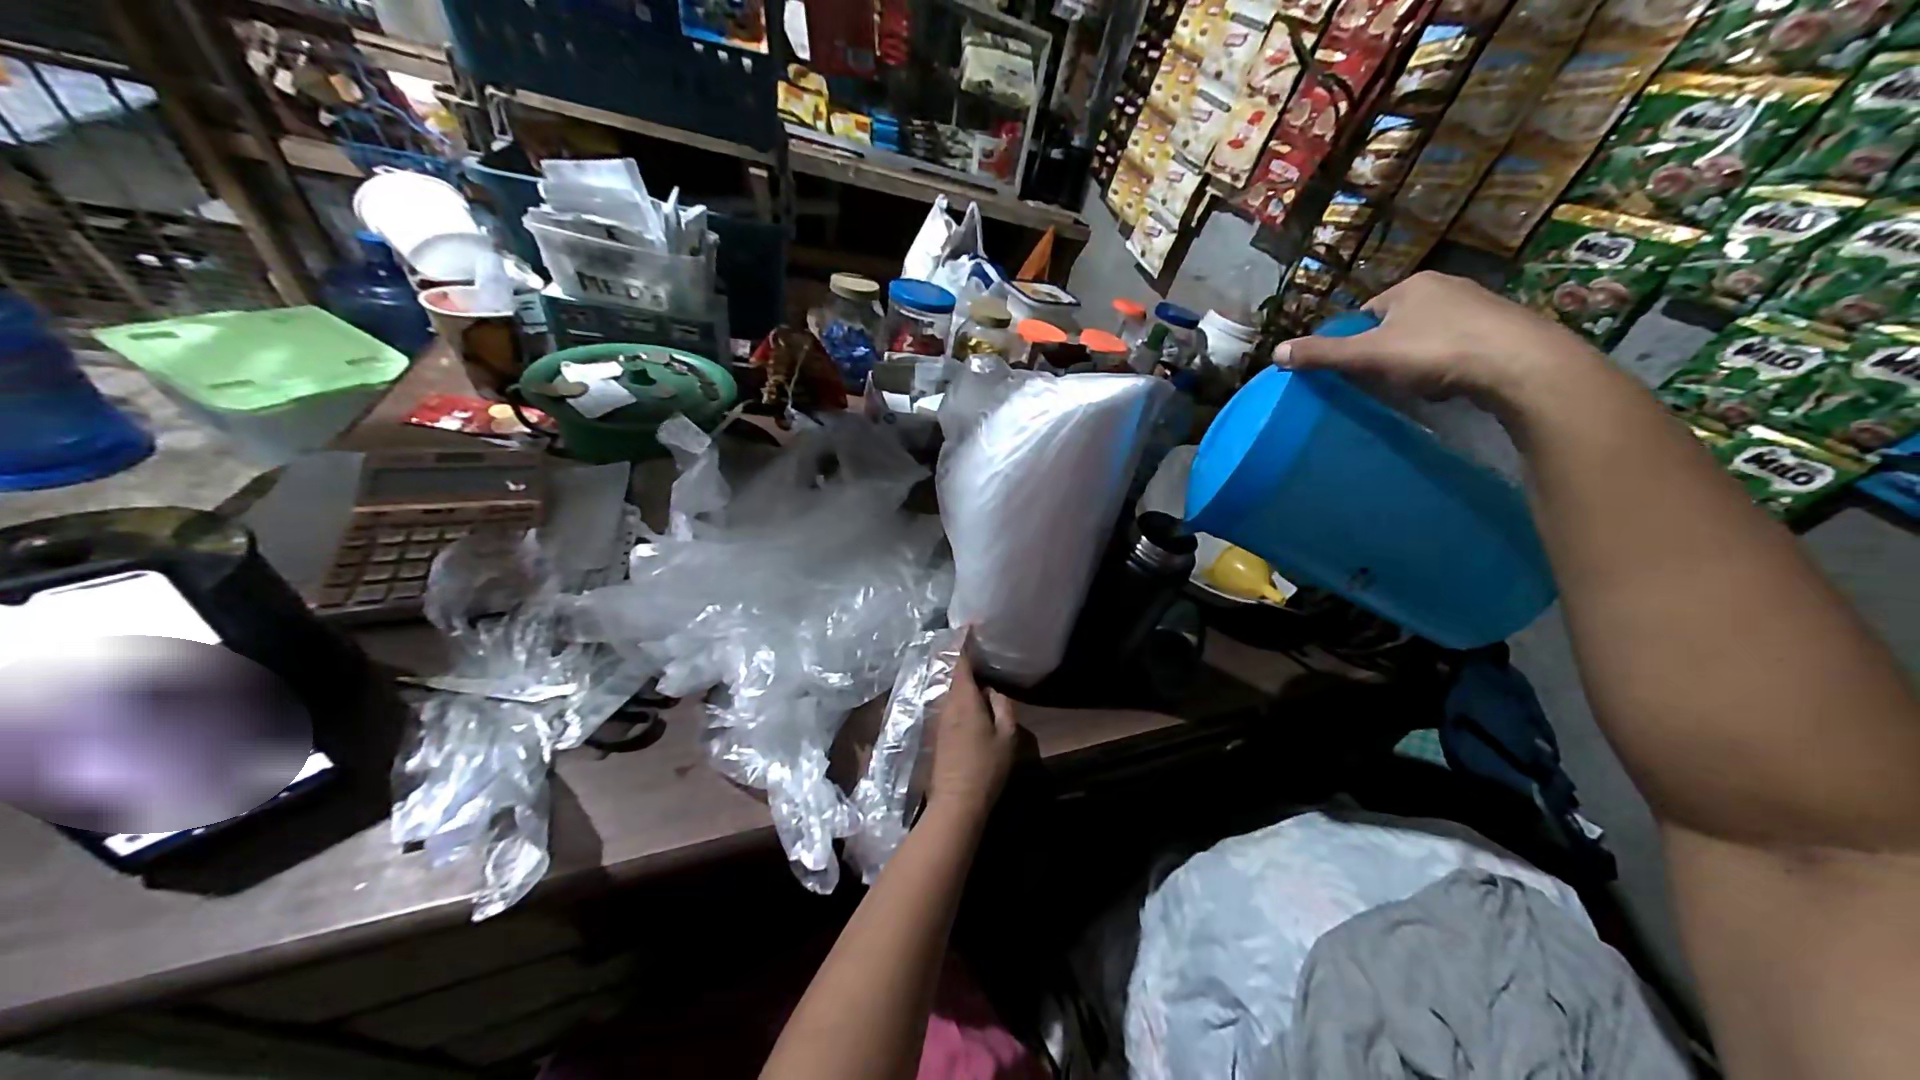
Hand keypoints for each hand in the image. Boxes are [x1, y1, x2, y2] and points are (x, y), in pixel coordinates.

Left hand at [926, 651, 1017, 821]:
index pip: (959, 661)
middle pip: (946, 669)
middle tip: (966, 639)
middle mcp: (944, 702)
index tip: (969, 626)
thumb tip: (992, 691)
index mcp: (963, 699)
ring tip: (965, 660)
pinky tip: (960, 691)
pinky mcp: (934, 730)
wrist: (956, 801)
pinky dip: (949, 687)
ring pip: (943, 684)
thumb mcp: (1006, 737)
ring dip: (952, 670)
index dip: (962, 641)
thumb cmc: (986, 767)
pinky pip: (942, 698)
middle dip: (954, 652)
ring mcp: (936, 717)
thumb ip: (1002, 707)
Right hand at [1273, 271, 1602, 407]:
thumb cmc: (1436, 352)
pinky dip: (1449, 363)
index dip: (1355, 341)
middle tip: (1382, 381)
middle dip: (1388, 350)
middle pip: (1398, 323)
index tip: (1355, 368)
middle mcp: (1446, 285)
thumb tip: (1275, 352)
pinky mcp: (1505, 328)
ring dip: (1418, 358)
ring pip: (1430, 334)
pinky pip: (1461, 345)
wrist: (1520, 364)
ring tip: (1417, 385)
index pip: (1367, 312)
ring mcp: (1480, 305)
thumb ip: (1323, 354)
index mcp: (1411, 285)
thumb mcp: (1368, 355)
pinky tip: (1450, 383)